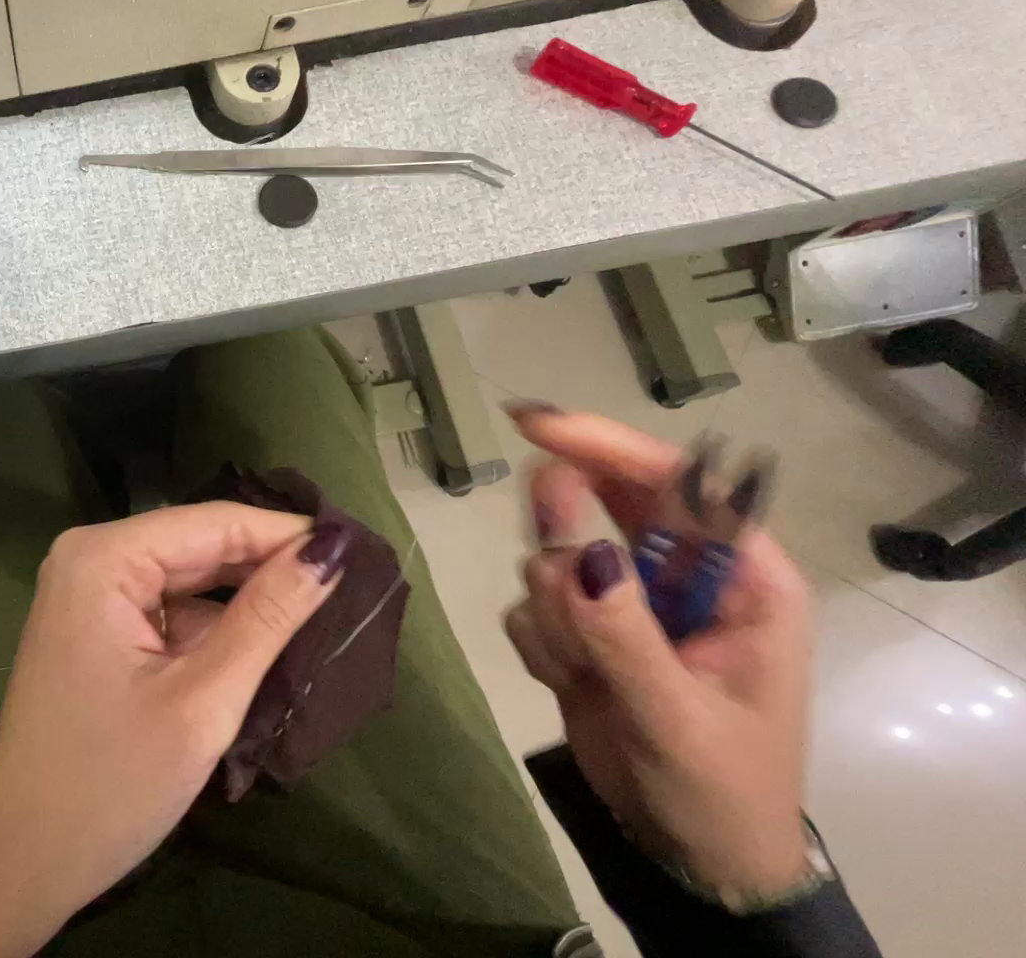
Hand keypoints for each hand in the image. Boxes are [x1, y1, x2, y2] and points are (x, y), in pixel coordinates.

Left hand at [0, 503, 350, 957]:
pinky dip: (212, 626)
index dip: (289, 533)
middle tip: (354, 585)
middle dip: (269, 566)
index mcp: (102, 558)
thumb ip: (268, 616)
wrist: (23, 860)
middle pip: (198, 545)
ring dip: (245, 599)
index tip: (363, 552)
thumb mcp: (203, 700)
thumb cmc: (111, 784)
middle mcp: (88, 557)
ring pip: (186, 578)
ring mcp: (87, 593)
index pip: (213, 523)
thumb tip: (333, 548)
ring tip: (323, 613)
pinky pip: (166, 608)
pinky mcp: (94, 628)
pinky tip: (262, 644)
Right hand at [502, 407, 813, 900]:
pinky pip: (530, 605)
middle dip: (563, 521)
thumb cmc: (718, 788)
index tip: (536, 426)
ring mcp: (625, 601)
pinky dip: (538, 642)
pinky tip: (570, 683)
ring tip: (584, 675)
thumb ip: (625, 636)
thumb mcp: (678, 718)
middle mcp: (680, 577)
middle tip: (539, 532)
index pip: (678, 485)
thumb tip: (574, 558)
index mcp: (743, 583)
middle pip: (606, 503)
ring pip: (553, 560)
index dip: (608, 446)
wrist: (686, 848)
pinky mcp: (581, 628)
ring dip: (554, 614)